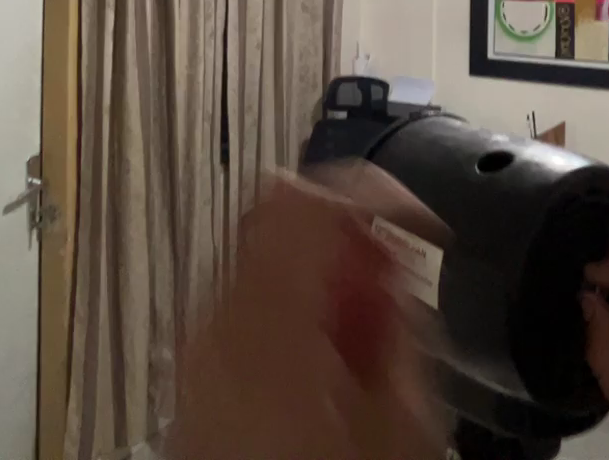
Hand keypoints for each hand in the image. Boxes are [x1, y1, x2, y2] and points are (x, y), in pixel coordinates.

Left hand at [167, 166, 447, 459]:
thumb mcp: (395, 422)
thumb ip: (397, 321)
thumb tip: (392, 256)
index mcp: (265, 319)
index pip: (305, 195)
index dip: (370, 187)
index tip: (411, 219)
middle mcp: (217, 315)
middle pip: (279, 210)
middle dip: (347, 227)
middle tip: (388, 277)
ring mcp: (199, 336)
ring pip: (265, 245)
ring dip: (323, 262)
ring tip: (363, 326)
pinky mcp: (196, 361)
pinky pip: (248, 289)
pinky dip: (295, 293)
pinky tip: (326, 350)